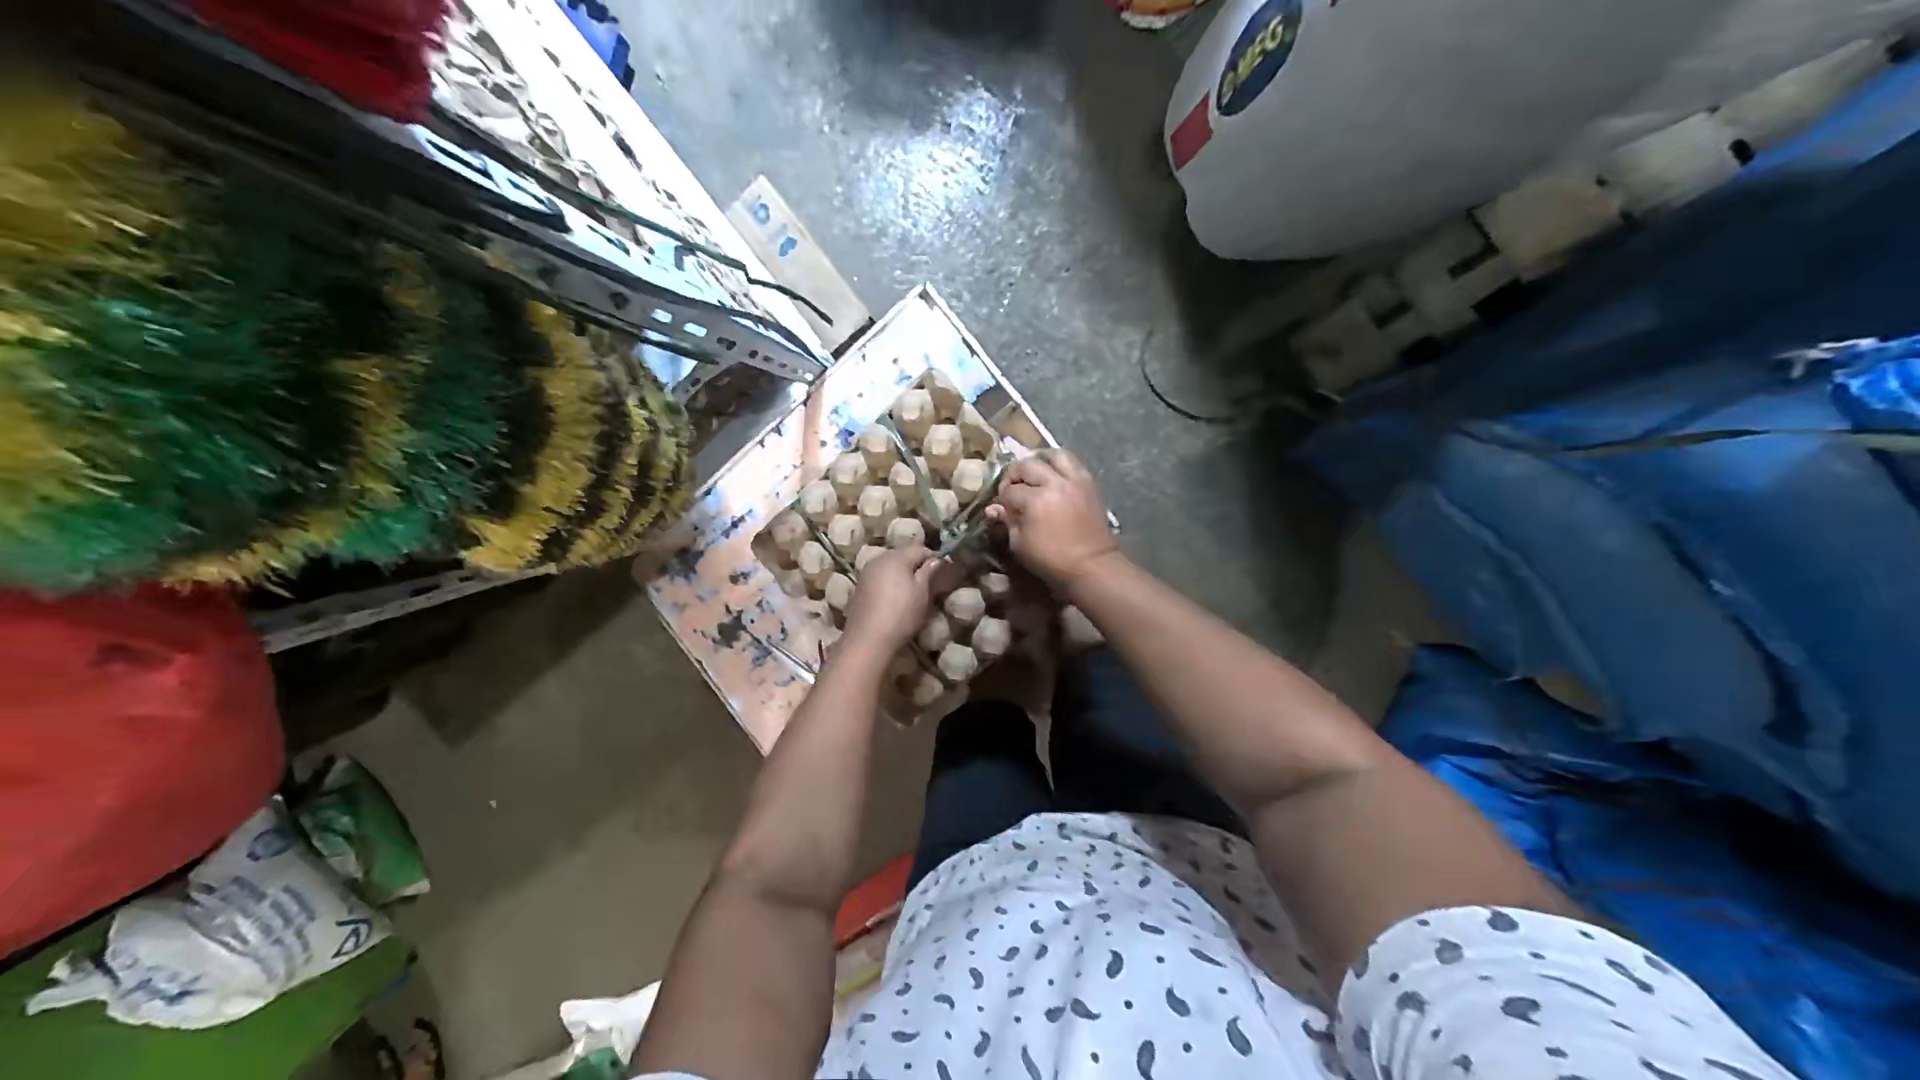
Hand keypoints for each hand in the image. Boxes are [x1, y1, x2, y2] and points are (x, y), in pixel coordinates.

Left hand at [841, 546, 942, 650]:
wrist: (867, 639)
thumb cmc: (901, 613)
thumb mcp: (922, 592)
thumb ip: (929, 572)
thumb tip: (936, 559)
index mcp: (896, 556)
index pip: (919, 548)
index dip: (933, 557)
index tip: (942, 571)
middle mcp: (879, 559)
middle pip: (902, 555)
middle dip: (916, 564)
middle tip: (928, 581)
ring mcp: (866, 572)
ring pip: (889, 566)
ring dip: (901, 573)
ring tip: (912, 590)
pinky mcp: (859, 587)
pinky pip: (879, 577)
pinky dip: (889, 582)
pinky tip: (894, 598)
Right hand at [985, 450, 1120, 589]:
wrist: (1092, 565)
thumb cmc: (1052, 560)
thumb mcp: (1020, 545)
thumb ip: (1007, 522)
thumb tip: (994, 509)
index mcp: (1035, 500)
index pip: (1010, 490)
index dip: (1002, 498)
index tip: (1003, 507)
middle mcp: (1055, 483)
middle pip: (1028, 465)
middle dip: (1015, 474)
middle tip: (1013, 487)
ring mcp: (1075, 480)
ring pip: (1054, 455)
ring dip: (1041, 461)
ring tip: (1036, 474)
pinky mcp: (1090, 483)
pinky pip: (1074, 463)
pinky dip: (1061, 466)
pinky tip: (1054, 478)